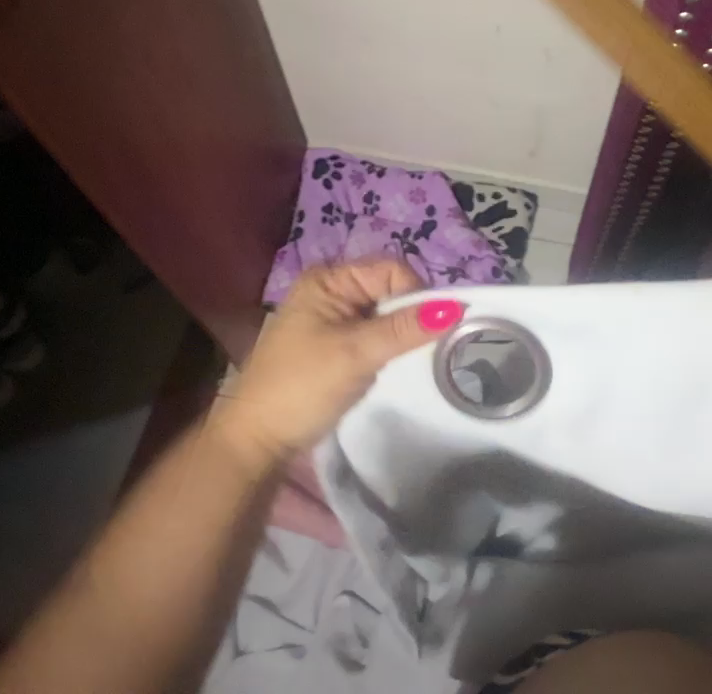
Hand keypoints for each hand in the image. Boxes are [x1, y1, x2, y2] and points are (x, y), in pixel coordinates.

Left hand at [211, 258, 455, 465]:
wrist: (256, 440)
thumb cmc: (302, 387)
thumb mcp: (357, 354)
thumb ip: (405, 329)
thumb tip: (456, 307)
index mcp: (328, 279)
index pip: (391, 270)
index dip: (415, 295)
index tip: (427, 331)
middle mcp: (329, 290)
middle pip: (388, 289)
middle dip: (408, 315)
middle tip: (418, 349)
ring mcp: (329, 318)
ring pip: (383, 313)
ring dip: (398, 334)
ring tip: (404, 360)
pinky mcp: (332, 344)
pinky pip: (372, 333)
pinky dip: (385, 347)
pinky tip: (387, 367)